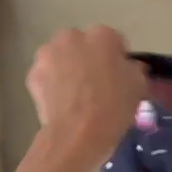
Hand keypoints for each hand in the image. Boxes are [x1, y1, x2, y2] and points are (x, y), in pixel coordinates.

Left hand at [26, 26, 147, 168]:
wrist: (76, 135)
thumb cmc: (112, 108)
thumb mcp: (138, 86)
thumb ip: (134, 68)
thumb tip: (128, 65)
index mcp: (102, 35)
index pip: (113, 41)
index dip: (117, 60)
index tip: (118, 78)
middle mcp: (72, 37)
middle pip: (82, 45)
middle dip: (88, 59)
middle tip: (95, 85)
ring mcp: (48, 54)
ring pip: (61, 58)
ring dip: (67, 69)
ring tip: (74, 95)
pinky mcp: (32, 74)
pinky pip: (46, 76)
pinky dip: (51, 84)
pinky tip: (60, 103)